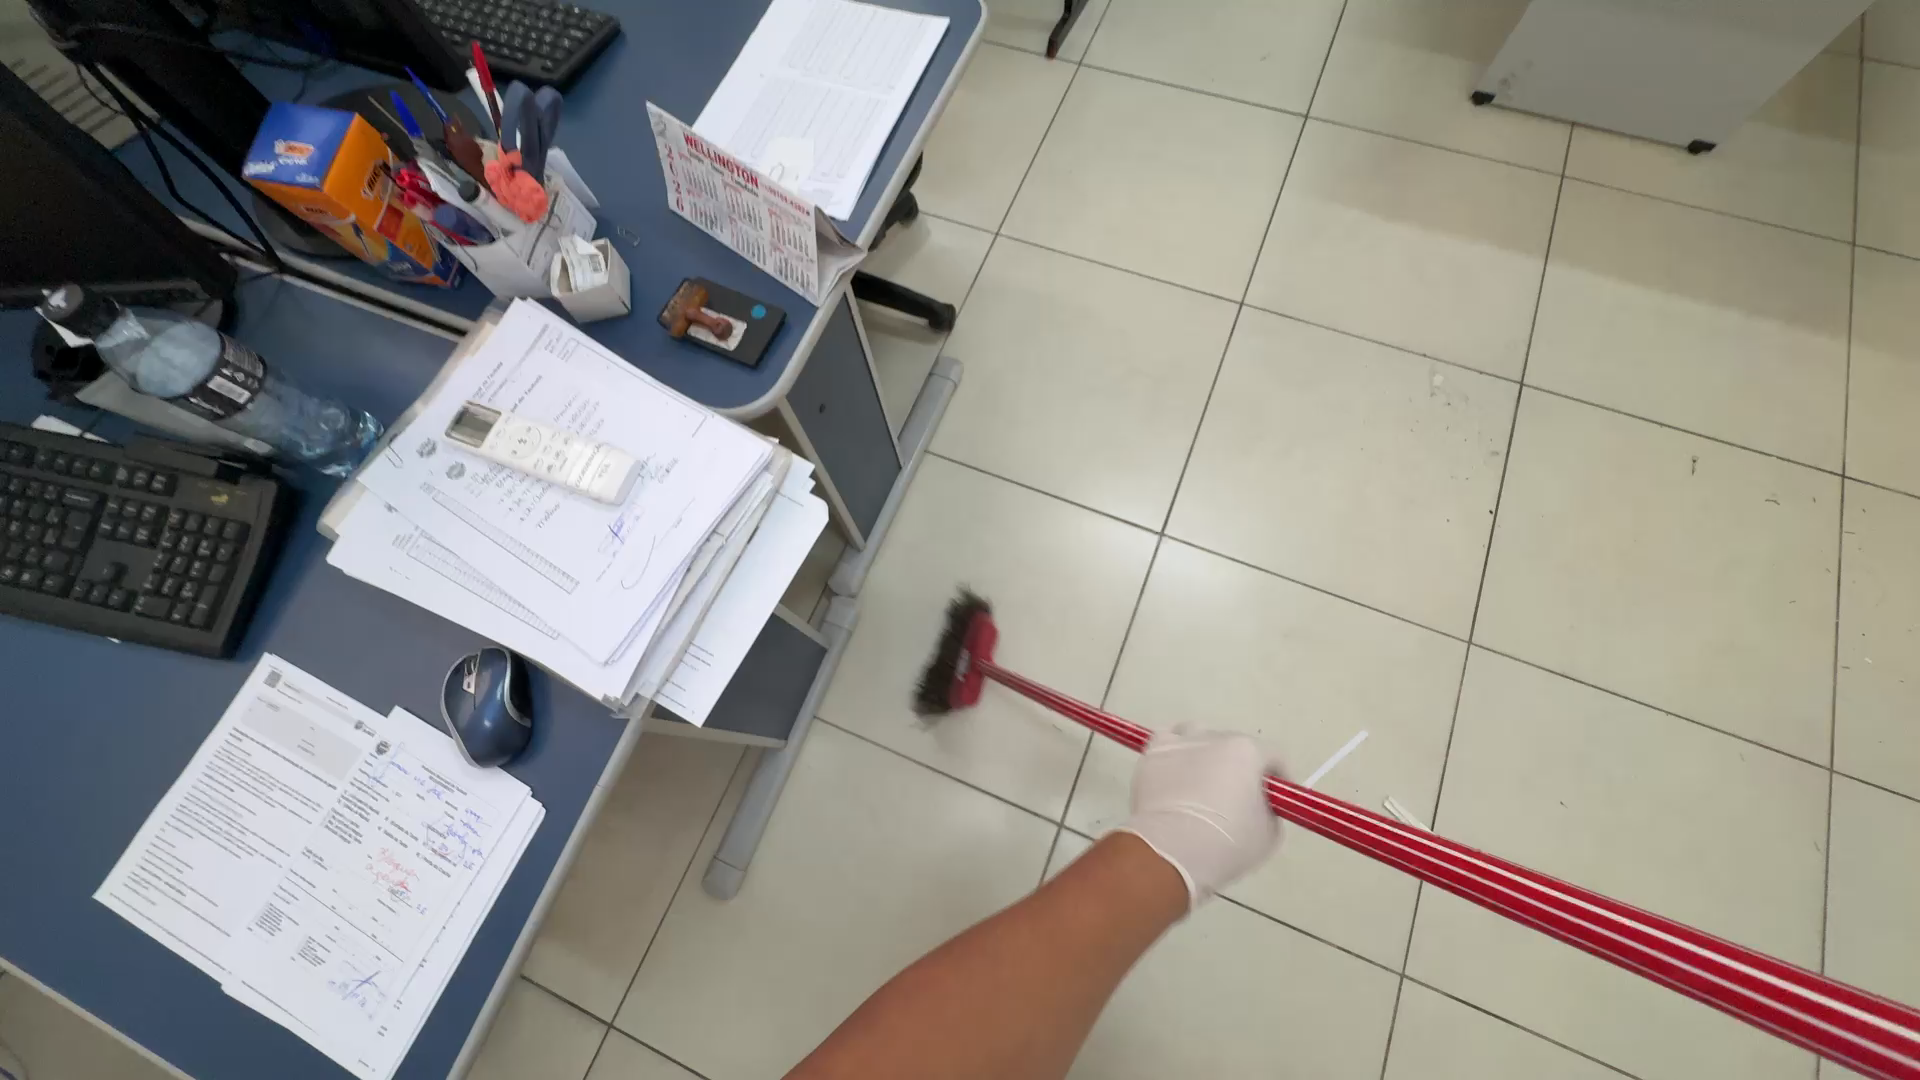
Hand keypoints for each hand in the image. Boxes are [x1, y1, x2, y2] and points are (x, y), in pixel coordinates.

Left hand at [1115, 725, 1281, 908]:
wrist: (1171, 848)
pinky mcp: (1152, 752)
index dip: (1278, 778)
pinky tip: (1174, 771)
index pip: (1273, 756)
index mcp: (1247, 751)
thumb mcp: (1269, 834)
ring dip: (1205, 753)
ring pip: (1198, 735)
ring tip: (1201, 780)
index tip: (1276, 800)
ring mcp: (1180, 741)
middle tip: (1235, 798)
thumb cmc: (1227, 843)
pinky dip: (1173, 752)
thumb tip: (1255, 803)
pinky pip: (1167, 741)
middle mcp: (1213, 736)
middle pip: (1234, 745)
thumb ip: (1268, 809)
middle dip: (1240, 767)